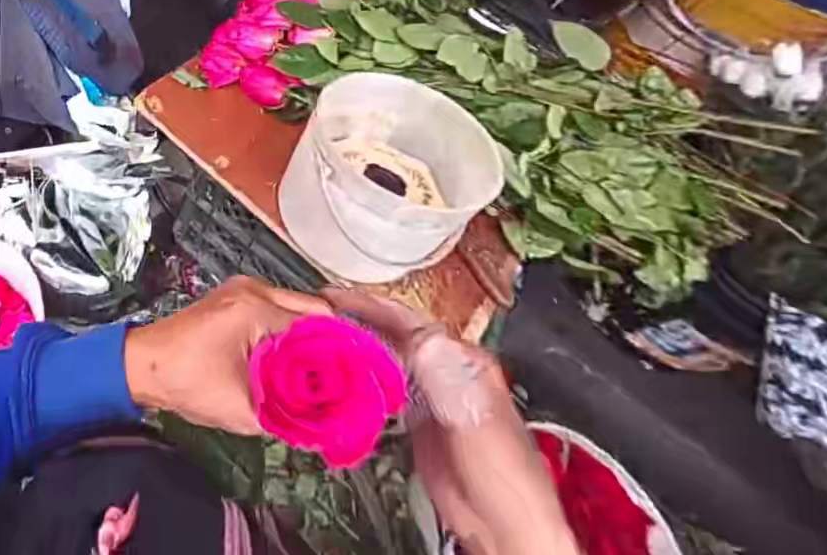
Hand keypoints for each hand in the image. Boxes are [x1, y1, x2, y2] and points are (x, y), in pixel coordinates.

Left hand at [124, 277, 330, 435]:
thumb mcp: (240, 409)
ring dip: (307, 335)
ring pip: (294, 306)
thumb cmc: (186, 382)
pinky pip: (276, 307)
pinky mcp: (236, 295)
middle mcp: (255, 288)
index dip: (335, 353)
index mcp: (257, 308)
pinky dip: (288, 329)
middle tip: (337, 375)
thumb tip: (320, 426)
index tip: (349, 379)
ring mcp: (244, 287)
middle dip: (327, 340)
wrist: (142, 364)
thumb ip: (284, 416)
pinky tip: (290, 358)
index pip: (315, 325)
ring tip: (315, 370)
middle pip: (311, 308)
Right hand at [325, 289, 577, 554]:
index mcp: (462, 358)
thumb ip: (445, 377)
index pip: (409, 322)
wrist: (505, 529)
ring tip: (324, 333)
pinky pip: (387, 385)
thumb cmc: (502, 475)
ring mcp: (431, 392)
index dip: (372, 307)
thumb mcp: (473, 419)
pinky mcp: (420, 418)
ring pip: (388, 356)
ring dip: (359, 342)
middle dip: (360, 317)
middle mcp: (445, 367)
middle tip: (321, 309)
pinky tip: (345, 371)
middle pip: (396, 333)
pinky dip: (364, 373)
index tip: (337, 298)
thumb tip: (420, 336)